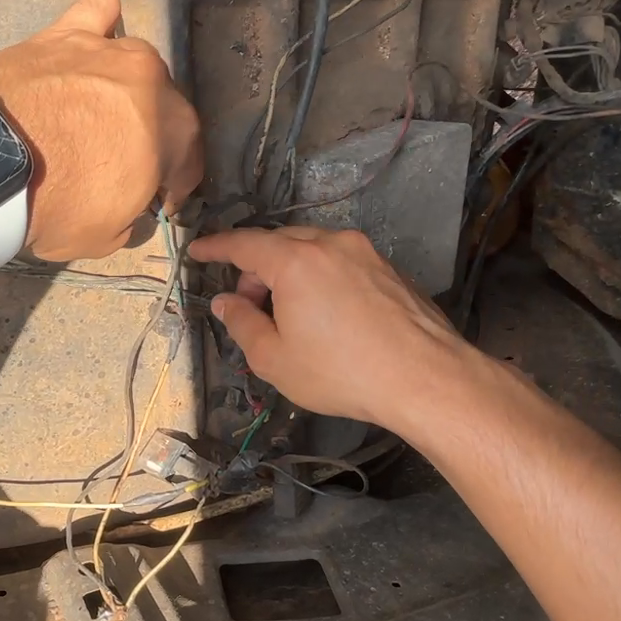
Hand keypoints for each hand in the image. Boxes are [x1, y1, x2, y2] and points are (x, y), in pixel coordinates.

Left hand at [0, 0, 202, 260]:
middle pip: (162, 109)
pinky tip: (89, 44)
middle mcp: (151, 80)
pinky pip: (97, 11)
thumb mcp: (106, 238)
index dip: (174, 188)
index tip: (158, 203)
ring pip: (134, 62)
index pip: (188, 162)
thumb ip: (131, 220)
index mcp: (174, 131)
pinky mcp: (65, 33)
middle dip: (150, 138)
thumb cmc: (57, 208)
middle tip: (121, 162)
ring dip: (127, 88)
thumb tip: (131, 211)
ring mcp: (108, 50)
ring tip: (100, 110)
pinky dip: (100, 26)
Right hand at [190, 227, 477, 426]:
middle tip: (247, 306)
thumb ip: (241, 323)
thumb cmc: (338, 371)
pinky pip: (339, 261)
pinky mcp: (389, 269)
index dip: (215, 246)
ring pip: (312, 249)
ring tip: (285, 314)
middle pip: (278, 243)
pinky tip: (322, 315)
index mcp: (295, 261)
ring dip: (287, 272)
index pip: (243, 243)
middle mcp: (331, 244)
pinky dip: (318, 277)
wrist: (424, 378)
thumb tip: (225, 302)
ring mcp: (366, 253)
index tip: (196, 251)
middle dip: (254, 268)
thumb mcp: (273, 358)